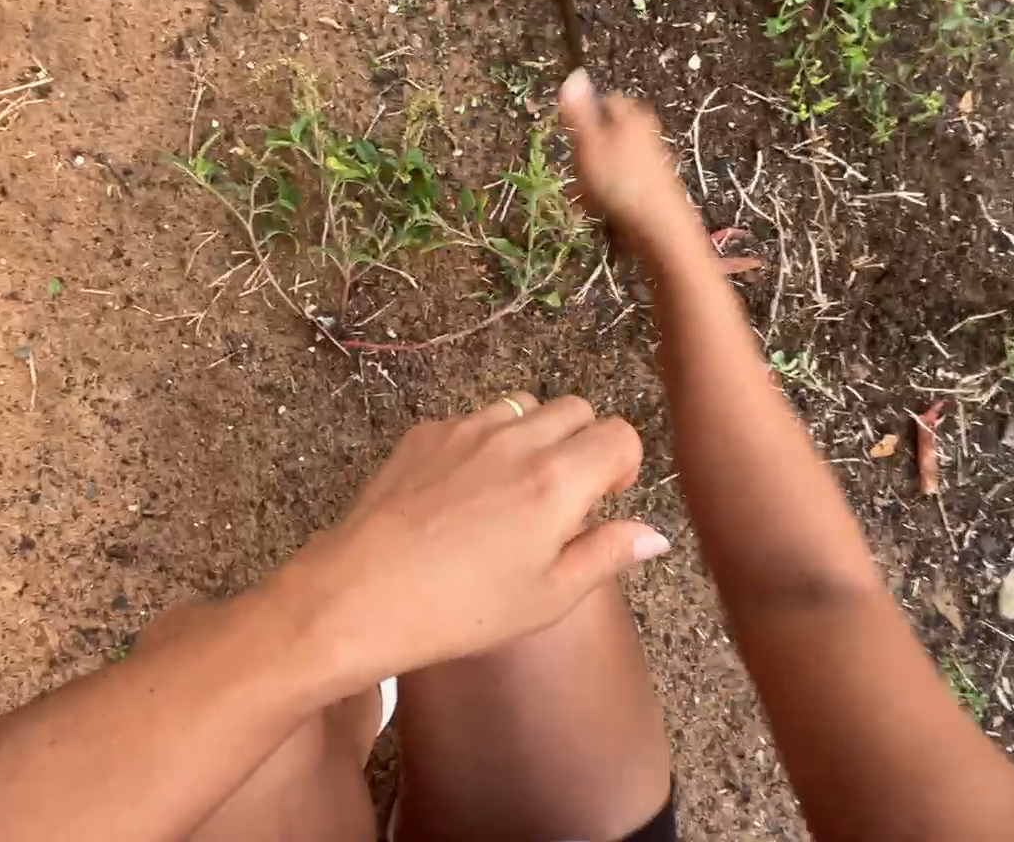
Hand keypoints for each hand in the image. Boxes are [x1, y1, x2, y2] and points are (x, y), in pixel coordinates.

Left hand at [278, 394, 669, 683]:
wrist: (360, 591)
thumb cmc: (462, 607)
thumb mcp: (547, 596)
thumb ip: (607, 554)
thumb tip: (653, 535)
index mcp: (556, 479)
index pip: (620, 434)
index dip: (623, 464)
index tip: (603, 497)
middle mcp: (516, 438)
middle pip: (576, 408)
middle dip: (582, 442)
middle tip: (560, 493)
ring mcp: (465, 427)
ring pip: (523, 406)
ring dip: (533, 436)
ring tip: (510, 488)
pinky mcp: (426, 430)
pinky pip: (474, 418)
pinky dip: (484, 441)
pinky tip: (460, 490)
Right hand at [558, 69, 700, 260]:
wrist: (659, 227)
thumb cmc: (620, 183)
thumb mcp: (591, 144)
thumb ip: (580, 112)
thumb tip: (574, 75)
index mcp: (632, 116)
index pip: (605, 102)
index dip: (584, 118)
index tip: (572, 139)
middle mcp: (644, 134)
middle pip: (605, 134)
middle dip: (585, 155)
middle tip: (576, 173)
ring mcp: (649, 162)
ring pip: (609, 163)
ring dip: (590, 179)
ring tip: (581, 198)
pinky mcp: (650, 188)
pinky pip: (619, 184)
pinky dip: (604, 194)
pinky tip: (595, 210)